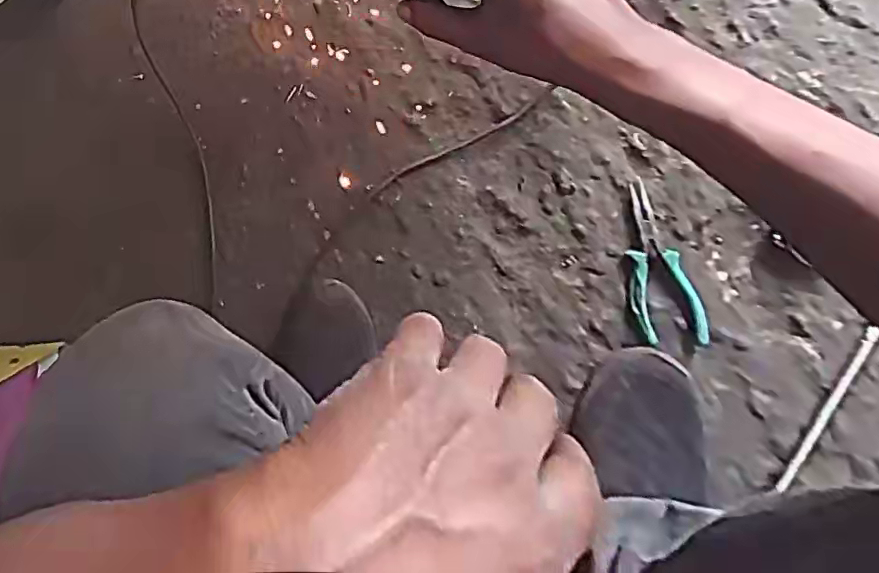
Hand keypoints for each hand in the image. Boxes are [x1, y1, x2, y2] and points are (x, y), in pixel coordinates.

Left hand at [224, 313, 601, 572]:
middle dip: (509, 406)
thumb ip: (514, 540)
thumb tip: (512, 521)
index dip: (552, 460)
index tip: (536, 456)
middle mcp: (505, 456)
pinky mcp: (404, 368)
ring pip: (488, 353)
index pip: (576, 476)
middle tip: (478, 419)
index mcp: (536, 531)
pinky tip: (403, 357)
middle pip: (535, 399)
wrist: (302, 560)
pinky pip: (427, 328)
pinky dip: (417, 339)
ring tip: (440, 384)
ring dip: (467, 367)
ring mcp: (454, 402)